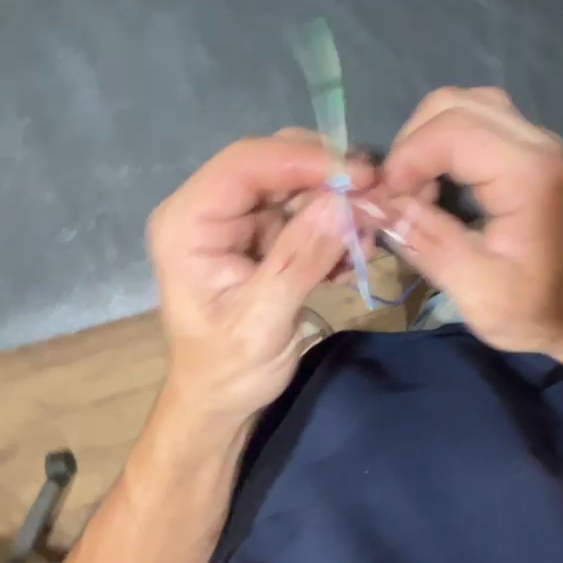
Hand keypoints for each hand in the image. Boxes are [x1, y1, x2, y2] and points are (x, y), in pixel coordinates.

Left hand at [147, 134, 372, 426]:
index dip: (303, 160)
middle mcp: (208, 211)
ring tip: (368, 238)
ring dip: (337, 207)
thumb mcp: (263, 322)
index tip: (359, 175)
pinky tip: (351, 259)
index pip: (244, 165)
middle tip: (376, 200)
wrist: (222, 401)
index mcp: (187, 225)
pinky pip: (305, 214)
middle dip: (327, 179)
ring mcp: (237, 223)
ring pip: (295, 186)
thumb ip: (299, 259)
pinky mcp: (262, 238)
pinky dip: (334, 229)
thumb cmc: (229, 370)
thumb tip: (342, 201)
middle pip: (272, 165)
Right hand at [380, 88, 562, 359]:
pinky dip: (446, 146)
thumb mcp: (477, 291)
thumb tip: (371, 205)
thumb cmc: (540, 312)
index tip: (382, 204)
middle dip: (410, 146)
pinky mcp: (534, 155)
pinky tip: (438, 189)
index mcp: (527, 173)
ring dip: (427, 143)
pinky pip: (480, 124)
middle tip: (396, 198)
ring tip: (415, 193)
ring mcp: (538, 144)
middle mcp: (536, 143)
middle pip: (453, 104)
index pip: (448, 129)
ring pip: (465, 106)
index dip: (404, 159)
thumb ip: (425, 241)